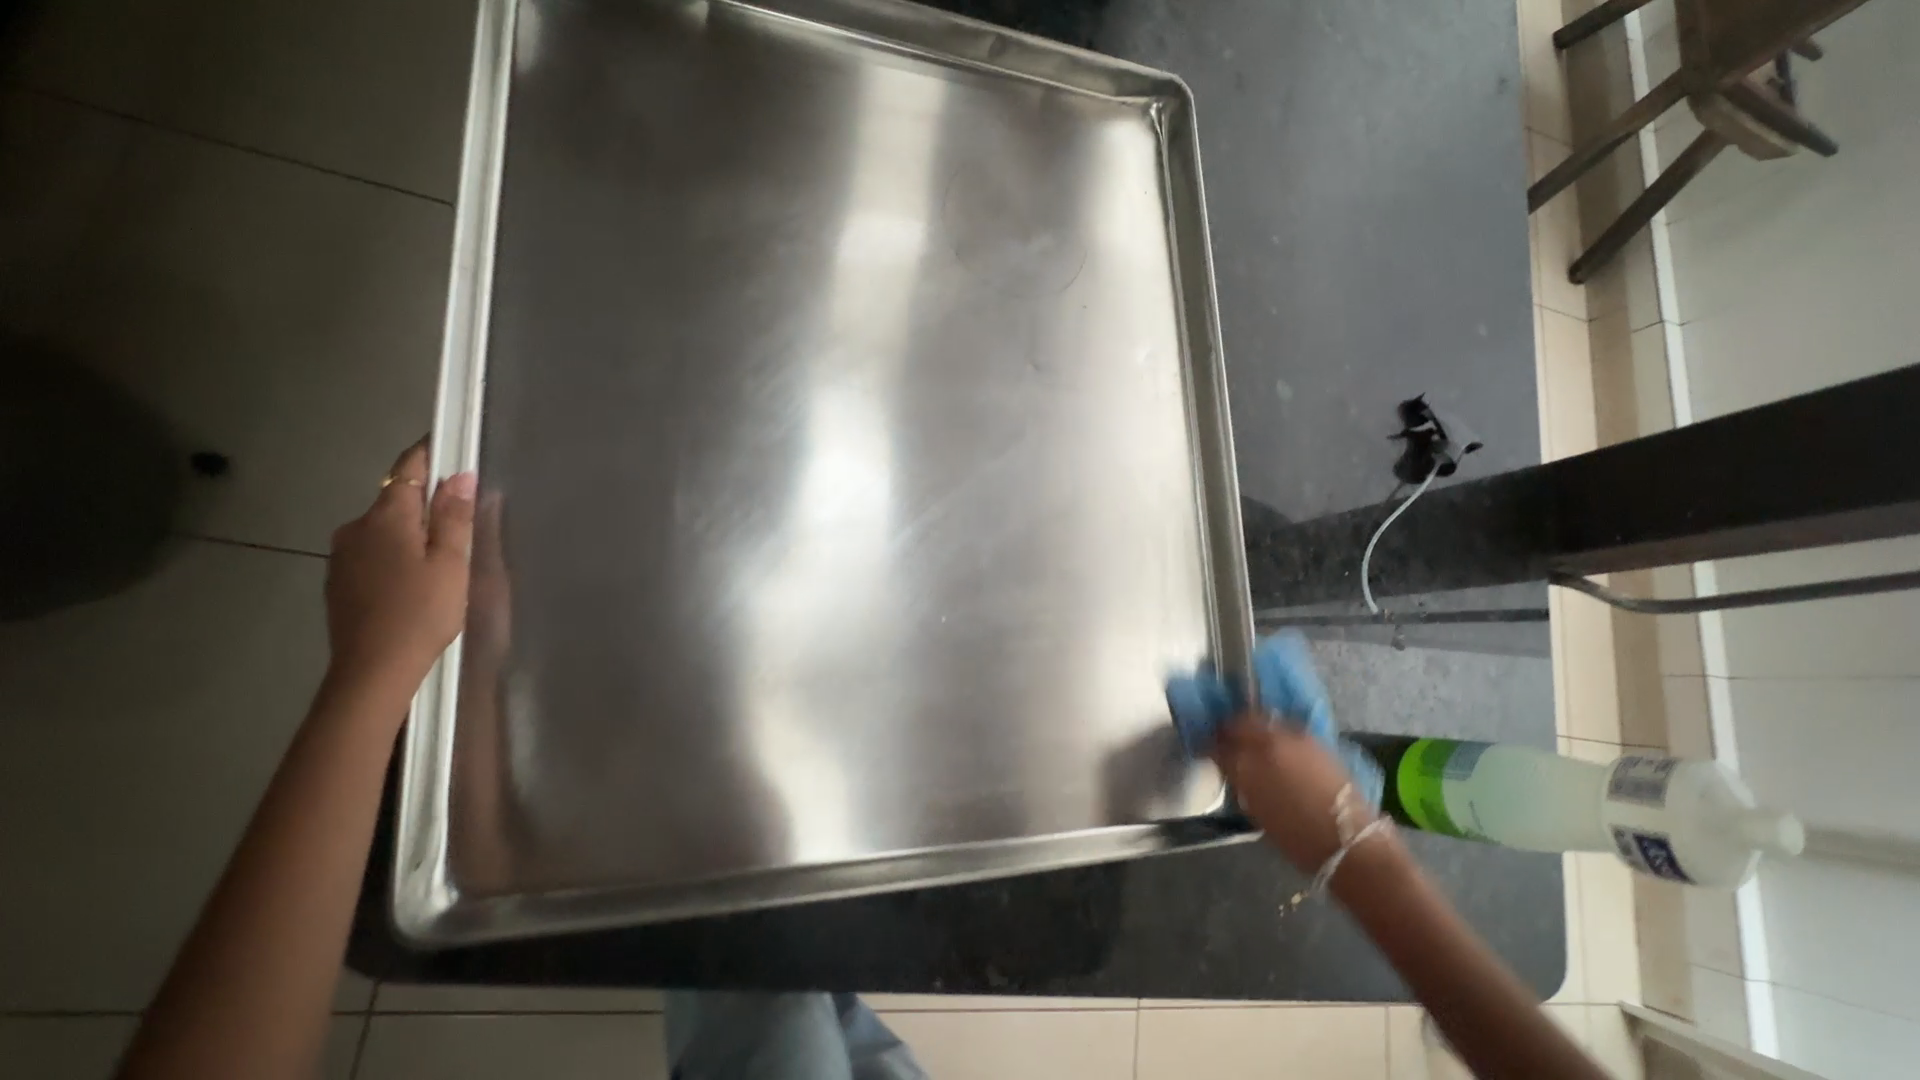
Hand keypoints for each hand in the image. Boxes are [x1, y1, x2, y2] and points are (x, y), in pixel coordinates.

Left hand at [324, 440, 476, 694]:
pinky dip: (396, 554)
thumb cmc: (421, 612)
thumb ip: (453, 517)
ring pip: (384, 528)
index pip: (407, 469)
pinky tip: (415, 580)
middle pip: (395, 499)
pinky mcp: (339, 580)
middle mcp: (356, 528)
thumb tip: (459, 475)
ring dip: (410, 531)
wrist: (372, 669)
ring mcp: (342, 555)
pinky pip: (373, 552)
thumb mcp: (451, 563)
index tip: (450, 444)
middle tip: (461, 516)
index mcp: (386, 517)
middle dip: (426, 500)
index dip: (429, 453)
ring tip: (441, 556)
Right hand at [1212, 716, 1374, 873]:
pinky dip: (1276, 733)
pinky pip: (1286, 728)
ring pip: (1266, 721)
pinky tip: (1276, 747)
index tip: (1206, 748)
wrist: (1349, 840)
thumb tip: (1230, 763)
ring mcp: (1296, 737)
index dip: (1210, 745)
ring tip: (1251, 742)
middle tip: (1225, 738)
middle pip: (1242, 722)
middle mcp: (1271, 741)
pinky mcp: (1316, 740)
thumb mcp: (1256, 810)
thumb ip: (1240, 779)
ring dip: (1254, 727)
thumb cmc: (1296, 836)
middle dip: (1230, 727)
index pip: (1219, 744)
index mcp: (1249, 763)